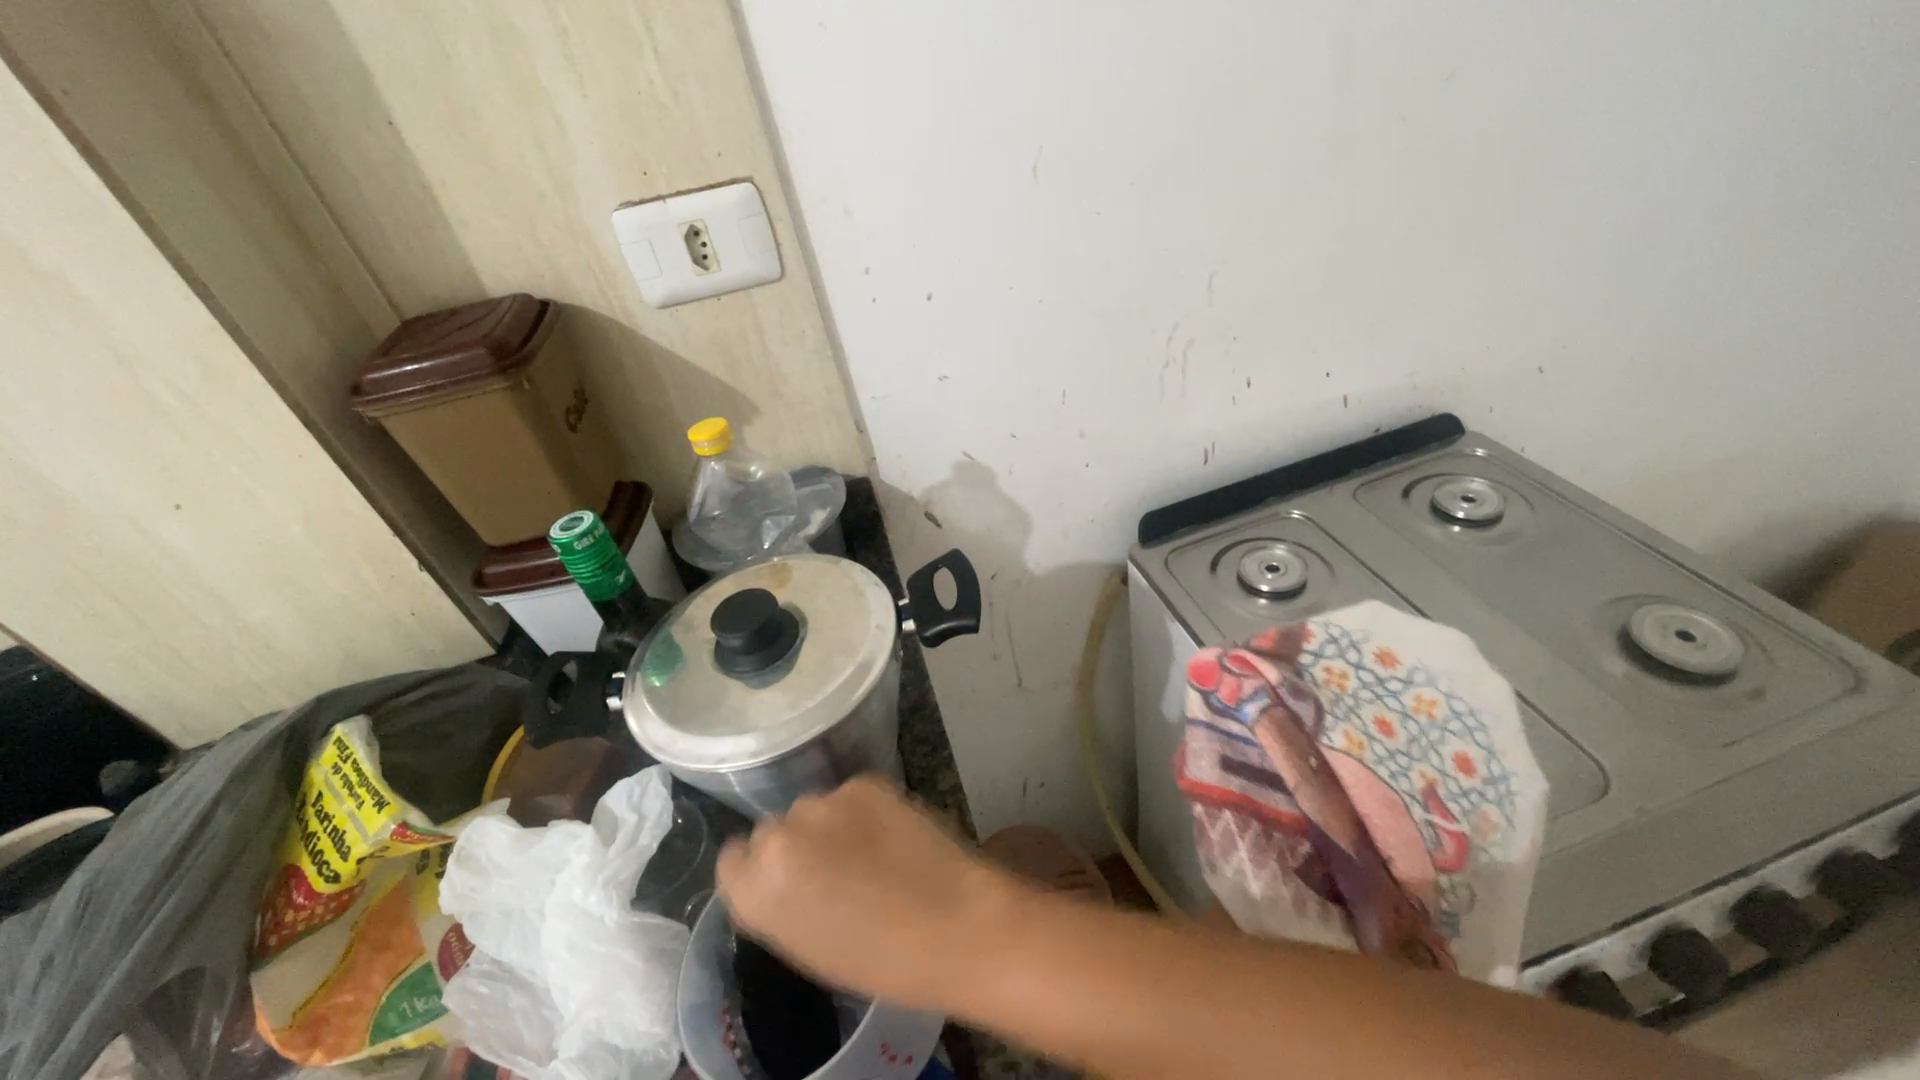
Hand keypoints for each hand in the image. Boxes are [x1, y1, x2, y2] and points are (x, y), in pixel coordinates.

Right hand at [715, 775, 1031, 1009]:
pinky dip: (867, 809)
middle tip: (836, 869)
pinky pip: (853, 793)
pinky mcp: (865, 782)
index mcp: (755, 891)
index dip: (762, 870)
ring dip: (833, 824)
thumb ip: (781, 905)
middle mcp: (777, 838)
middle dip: (798, 844)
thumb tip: (785, 879)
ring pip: (815, 808)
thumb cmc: (883, 960)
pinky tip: (895, 835)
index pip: (733, 860)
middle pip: (775, 830)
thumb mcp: (809, 947)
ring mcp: (822, 804)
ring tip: (873, 853)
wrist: (957, 926)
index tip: (789, 881)